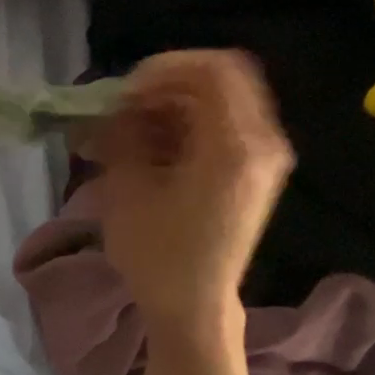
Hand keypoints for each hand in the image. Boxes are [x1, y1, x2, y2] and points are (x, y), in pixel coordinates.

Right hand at [95, 51, 293, 333]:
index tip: (121, 92)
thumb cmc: (158, 253)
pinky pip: (219, 127)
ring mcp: (261, 157)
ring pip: (216, 103)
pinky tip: (145, 149)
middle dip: (161, 88)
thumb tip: (111, 107)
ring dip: (168, 107)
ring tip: (123, 132)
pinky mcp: (250, 172)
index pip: (214, 69)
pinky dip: (181, 127)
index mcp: (238, 143)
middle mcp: (263, 141)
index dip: (163, 68)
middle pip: (217, 81)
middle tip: (118, 110)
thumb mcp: (127, 190)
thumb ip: (121, 136)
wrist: (193, 306)